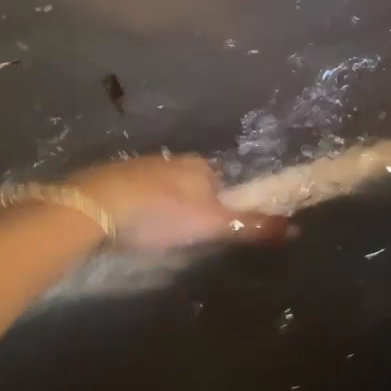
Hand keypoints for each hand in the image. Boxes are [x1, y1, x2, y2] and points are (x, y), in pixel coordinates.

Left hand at [62, 155, 284, 251]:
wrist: (94, 206)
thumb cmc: (162, 214)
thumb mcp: (212, 225)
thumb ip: (251, 226)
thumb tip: (296, 229)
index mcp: (201, 167)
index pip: (219, 181)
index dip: (219, 201)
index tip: (211, 224)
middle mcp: (171, 160)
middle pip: (188, 181)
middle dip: (187, 201)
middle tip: (181, 230)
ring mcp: (136, 166)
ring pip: (157, 184)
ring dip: (157, 201)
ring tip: (151, 229)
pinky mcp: (104, 178)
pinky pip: (127, 191)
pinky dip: (129, 204)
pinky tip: (123, 222)